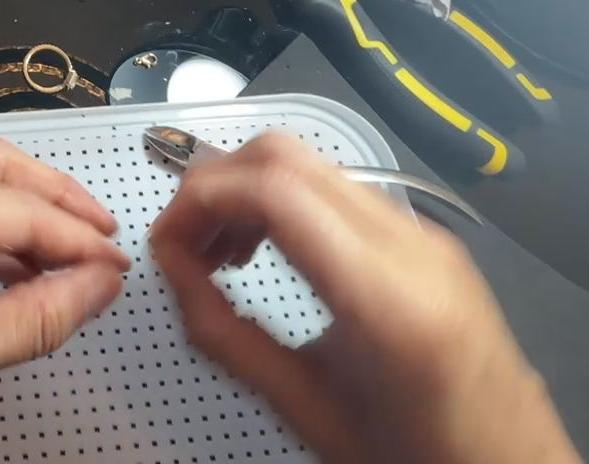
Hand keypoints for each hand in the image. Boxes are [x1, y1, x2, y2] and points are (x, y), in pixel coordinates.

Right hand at [148, 131, 579, 463]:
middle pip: (282, 155)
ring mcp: (421, 230)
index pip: (274, 190)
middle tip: (186, 240)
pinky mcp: (422, 232)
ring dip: (243, 188)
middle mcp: (410, 243)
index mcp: (388, 297)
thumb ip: (220, 332)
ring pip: (303, 161)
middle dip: (213, 183)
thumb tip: (168, 264)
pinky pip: (329, 186)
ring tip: (220, 250)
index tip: (166, 241)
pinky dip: (276, 200)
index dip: (200, 197)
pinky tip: (265, 249)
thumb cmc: (414, 457)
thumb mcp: (303, 408)